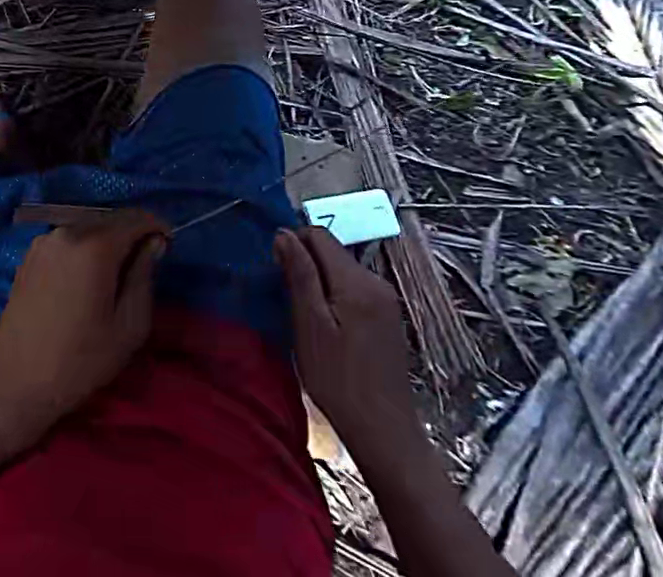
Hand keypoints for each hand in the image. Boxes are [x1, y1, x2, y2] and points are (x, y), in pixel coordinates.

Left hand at [0, 212, 167, 427]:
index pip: (135, 218)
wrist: (16, 376)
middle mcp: (67, 232)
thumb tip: (154, 243)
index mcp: (94, 246)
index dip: (157, 227)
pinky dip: (85, 247)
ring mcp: (44, 240)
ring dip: (108, 239)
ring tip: (118, 272)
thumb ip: (144, 276)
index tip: (169, 244)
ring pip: (88, 226)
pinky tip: (88, 276)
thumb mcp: (129, 325)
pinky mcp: (31, 253)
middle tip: (147, 261)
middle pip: (111, 219)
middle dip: (133, 233)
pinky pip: (68, 239)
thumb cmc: (80, 359)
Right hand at [275, 227, 424, 466]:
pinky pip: (352, 289)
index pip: (319, 234)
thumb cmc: (338, 379)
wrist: (383, 429)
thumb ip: (300, 274)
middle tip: (284, 296)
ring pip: (340, 270)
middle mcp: (376, 282)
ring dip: (316, 280)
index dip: (292, 243)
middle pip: (331, 251)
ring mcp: (385, 300)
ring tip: (301, 313)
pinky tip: (323, 325)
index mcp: (357, 281)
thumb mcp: (310, 324)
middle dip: (303, 262)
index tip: (276, 271)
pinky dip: (332, 295)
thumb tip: (284, 234)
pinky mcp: (386, 317)